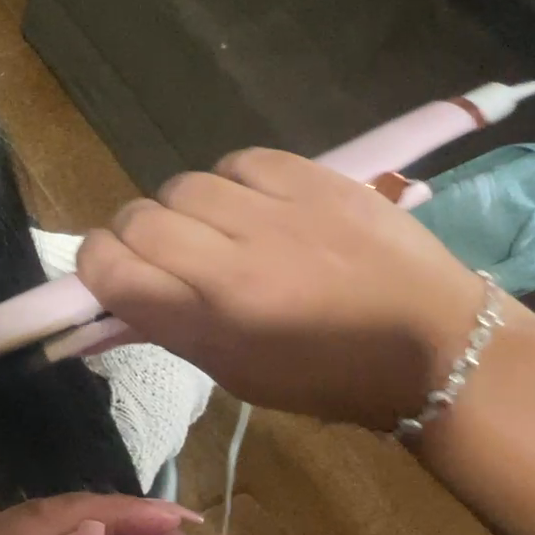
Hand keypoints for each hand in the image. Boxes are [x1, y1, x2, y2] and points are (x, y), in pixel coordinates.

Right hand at [76, 148, 484, 429]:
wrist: (439, 347)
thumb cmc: (319, 374)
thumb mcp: (226, 369)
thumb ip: (161, 324)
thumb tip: (108, 294)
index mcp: (206, 322)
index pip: (106, 268)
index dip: (95, 263)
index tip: (112, 270)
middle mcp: (232, 265)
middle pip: (136, 219)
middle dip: (135, 235)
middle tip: (169, 251)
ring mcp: (277, 217)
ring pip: (182, 186)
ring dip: (185, 207)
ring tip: (219, 225)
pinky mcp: (318, 181)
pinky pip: (239, 160)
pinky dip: (233, 180)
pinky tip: (254, 203)